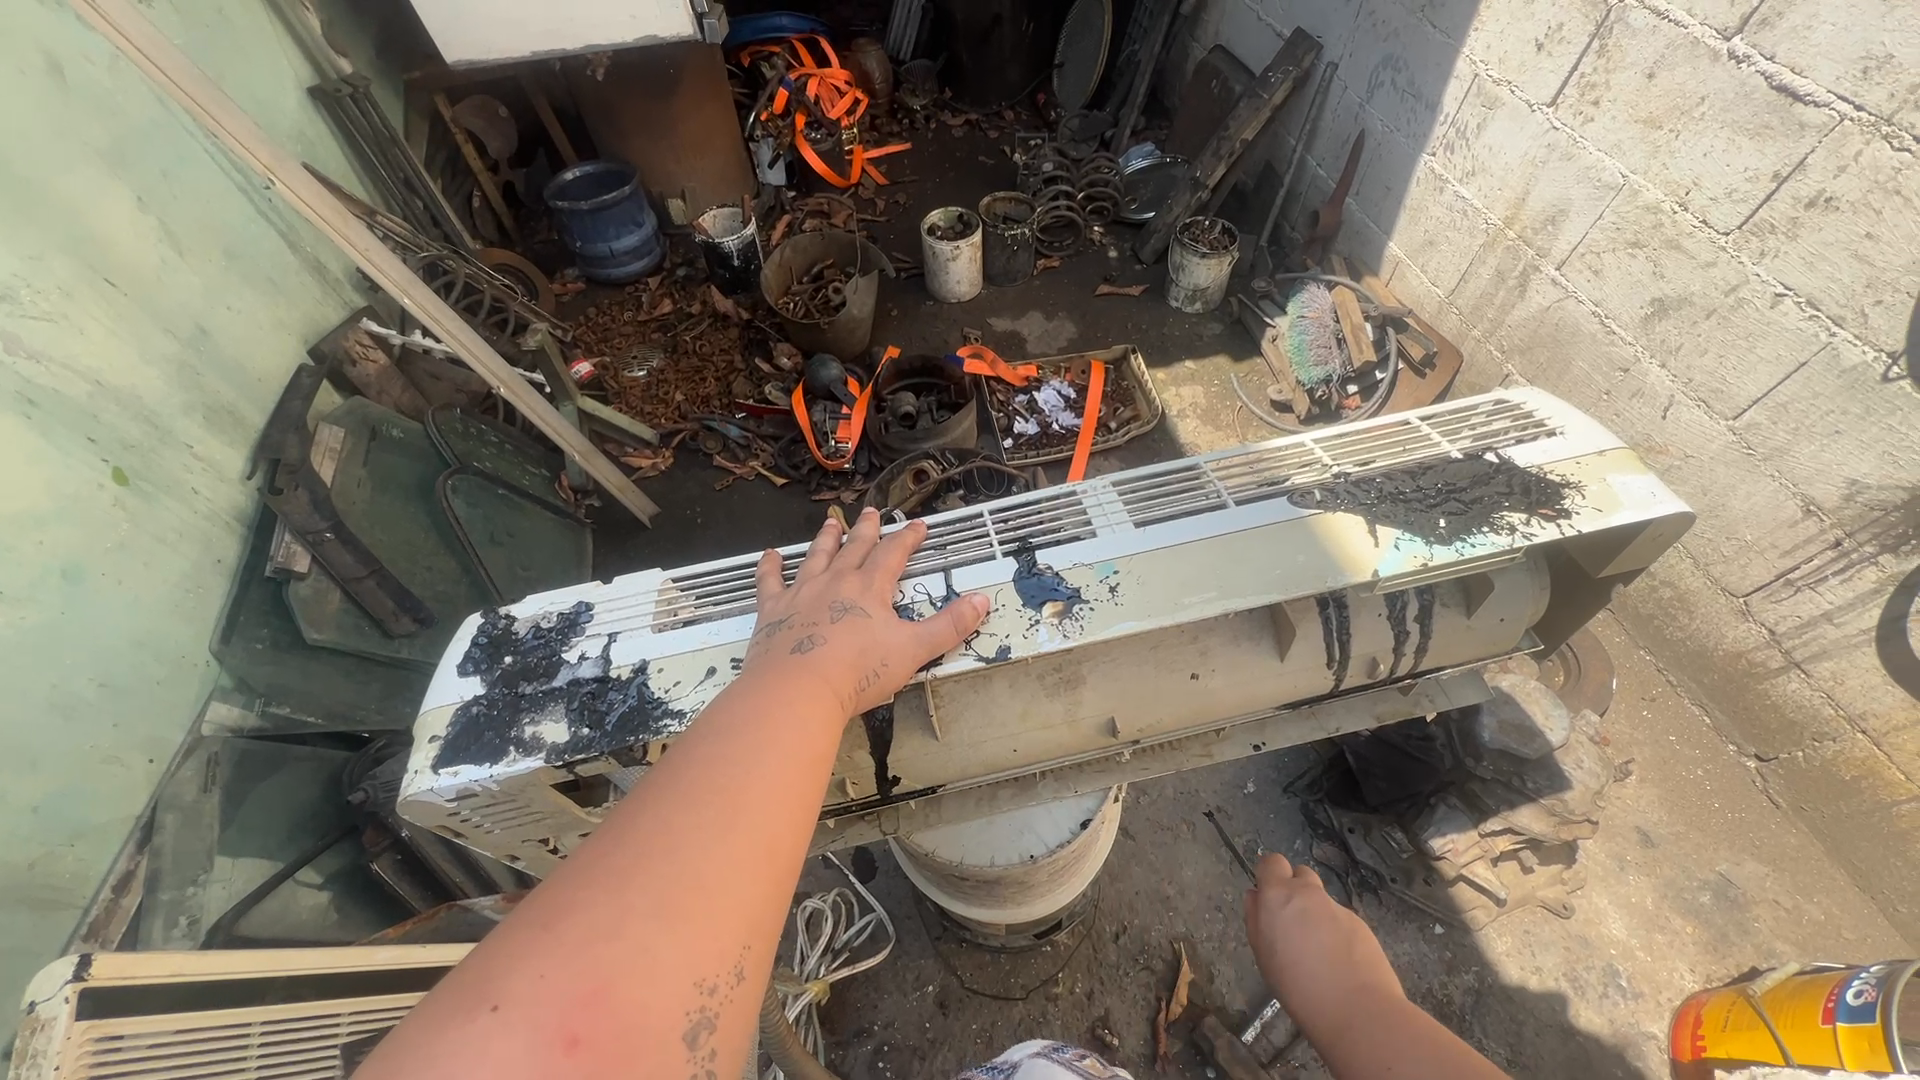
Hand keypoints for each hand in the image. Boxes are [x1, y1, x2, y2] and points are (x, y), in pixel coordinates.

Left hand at [742, 508, 989, 717]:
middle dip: (867, 529)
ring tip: (830, 523)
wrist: (799, 690)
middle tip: (871, 512)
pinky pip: (770, 581)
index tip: (917, 525)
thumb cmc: (858, 673)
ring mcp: (802, 592)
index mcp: (870, 588)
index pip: (893, 553)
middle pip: (855, 547)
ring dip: (826, 538)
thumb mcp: (914, 650)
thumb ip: (949, 626)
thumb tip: (981, 601)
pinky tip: (769, 556)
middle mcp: (836, 581)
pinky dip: (769, 567)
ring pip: (816, 556)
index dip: (907, 538)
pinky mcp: (773, 610)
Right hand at [1244, 854, 1403, 1037]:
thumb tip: (1256, 895)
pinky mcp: (1362, 925)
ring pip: (1322, 901)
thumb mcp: (1262, 953)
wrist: (1358, 1010)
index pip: (1272, 861)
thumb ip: (1256, 917)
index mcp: (1278, 895)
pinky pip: (1342, 921)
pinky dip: (1338, 934)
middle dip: (1296, 891)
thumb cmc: (1297, 985)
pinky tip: (1341, 963)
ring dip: (1317, 915)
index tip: (1269, 897)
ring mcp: (1338, 908)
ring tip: (1320, 951)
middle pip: (1300, 875)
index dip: (1270, 875)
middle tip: (1294, 924)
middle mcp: (1309, 893)